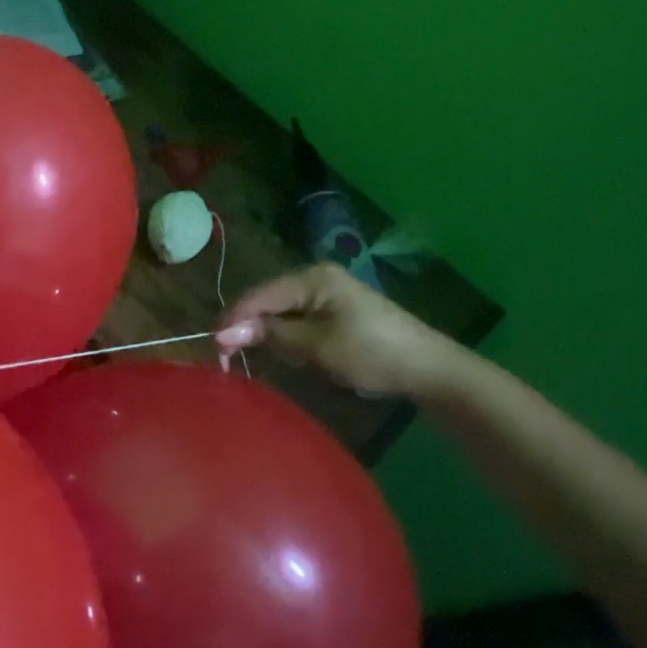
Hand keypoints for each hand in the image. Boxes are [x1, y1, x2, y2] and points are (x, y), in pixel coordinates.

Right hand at [215, 263, 467, 397]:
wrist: (430, 369)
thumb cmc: (372, 352)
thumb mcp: (316, 346)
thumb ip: (271, 335)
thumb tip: (224, 334)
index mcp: (311, 277)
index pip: (259, 295)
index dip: (234, 320)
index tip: (216, 348)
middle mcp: (317, 278)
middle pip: (268, 301)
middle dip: (253, 329)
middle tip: (237, 359)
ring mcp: (330, 293)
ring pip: (283, 313)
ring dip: (276, 337)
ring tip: (278, 361)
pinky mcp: (339, 311)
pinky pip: (301, 320)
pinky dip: (294, 339)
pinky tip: (299, 357)